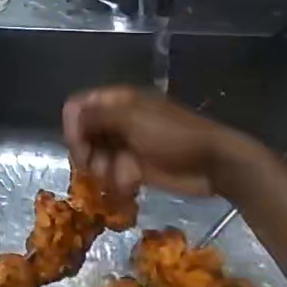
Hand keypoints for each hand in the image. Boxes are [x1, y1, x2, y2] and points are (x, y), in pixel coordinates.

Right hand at [62, 86, 267, 199]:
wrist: (217, 165)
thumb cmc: (175, 135)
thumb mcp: (132, 120)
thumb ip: (96, 117)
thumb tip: (70, 116)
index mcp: (117, 101)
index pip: (79, 106)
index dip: (72, 124)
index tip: (76, 143)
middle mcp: (117, 121)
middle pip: (83, 133)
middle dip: (85, 151)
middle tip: (91, 166)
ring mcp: (126, 145)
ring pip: (94, 156)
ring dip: (100, 168)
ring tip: (116, 177)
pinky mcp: (134, 168)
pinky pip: (111, 173)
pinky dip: (115, 180)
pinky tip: (129, 184)